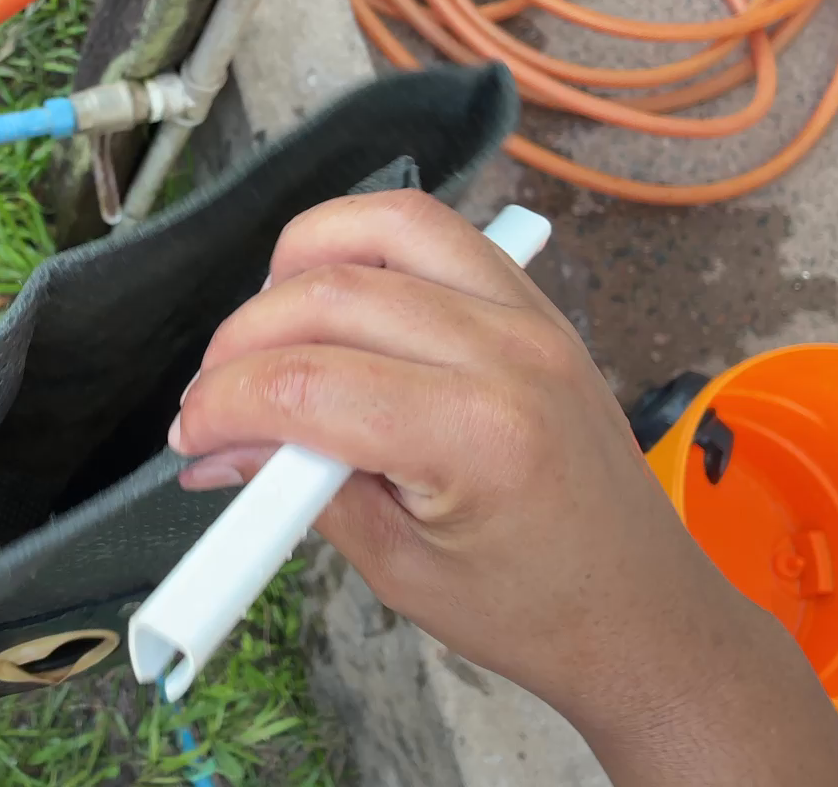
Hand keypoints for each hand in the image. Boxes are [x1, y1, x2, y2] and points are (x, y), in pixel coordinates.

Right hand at [168, 192, 837, 784]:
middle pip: (325, 296)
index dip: (222, 403)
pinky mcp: (522, 292)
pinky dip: (352, 240)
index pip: (306, 384)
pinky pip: (422, 226)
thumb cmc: (528, 609)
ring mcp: (522, 307)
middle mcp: (505, 349)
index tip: (188, 435)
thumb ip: (293, 487)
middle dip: (238, 345)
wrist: (648, 611)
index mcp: (478, 437)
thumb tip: (212, 443)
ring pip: (375, 228)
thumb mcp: (393, 568)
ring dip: (291, 270)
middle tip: (212, 400)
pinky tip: (327, 295)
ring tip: (267, 332)